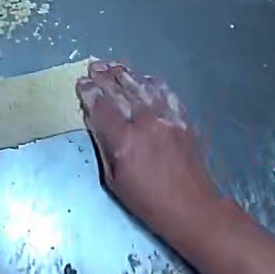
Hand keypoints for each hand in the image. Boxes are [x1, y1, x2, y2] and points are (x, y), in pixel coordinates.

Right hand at [77, 60, 224, 245]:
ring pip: (142, 87)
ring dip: (126, 74)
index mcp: (124, 140)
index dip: (89, 92)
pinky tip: (144, 78)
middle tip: (94, 66)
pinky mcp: (183, 120)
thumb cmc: (148, 201)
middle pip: (120, 92)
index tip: (82, 82)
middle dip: (104, 77)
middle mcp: (145, 123)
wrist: (193, 208)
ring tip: (113, 65)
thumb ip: (103, 145)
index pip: (101, 107)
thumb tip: (94, 120)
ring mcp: (167, 119)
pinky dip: (152, 83)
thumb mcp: (114, 179)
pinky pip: (166, 94)